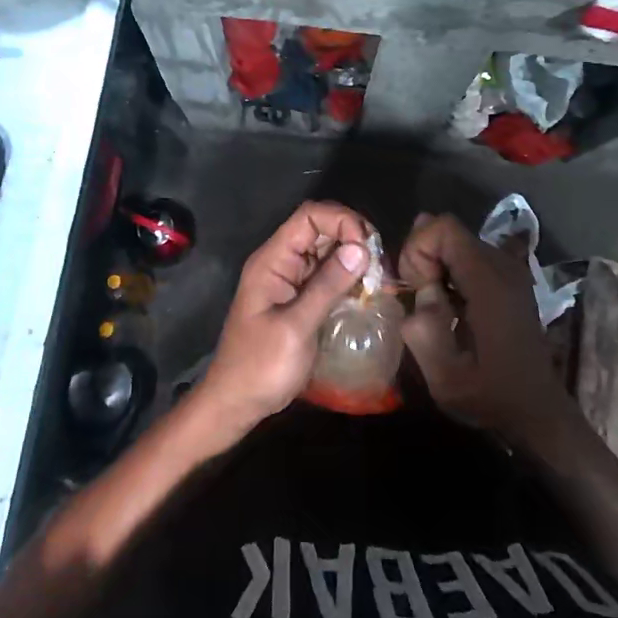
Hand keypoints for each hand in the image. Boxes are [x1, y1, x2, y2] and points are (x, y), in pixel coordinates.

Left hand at [196, 202, 372, 434]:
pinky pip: (326, 274)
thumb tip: (361, 249)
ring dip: (353, 256)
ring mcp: (290, 280)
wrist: (236, 401)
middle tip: (380, 263)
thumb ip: (327, 286)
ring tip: (378, 276)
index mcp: (272, 261)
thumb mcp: (296, 327)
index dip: (341, 220)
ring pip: (326, 250)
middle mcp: (280, 262)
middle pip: (319, 228)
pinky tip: (366, 289)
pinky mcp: (299, 298)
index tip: (368, 246)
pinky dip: (347, 276)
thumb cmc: (261, 366)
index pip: (308, 216)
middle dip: (352, 236)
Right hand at [398, 213, 565, 445]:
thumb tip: (418, 290)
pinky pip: (470, 256)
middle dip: (423, 257)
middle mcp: (504, 268)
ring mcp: (512, 272)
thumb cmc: (490, 397)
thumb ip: (422, 330)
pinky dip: (451, 269)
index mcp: (489, 285)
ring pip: (458, 242)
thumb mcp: (444, 377)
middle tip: (420, 298)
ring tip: (433, 304)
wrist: (537, 414)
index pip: (444, 228)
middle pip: (449, 232)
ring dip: (435, 264)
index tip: (416, 288)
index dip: (418, 248)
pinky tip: (450, 302)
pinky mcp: (512, 281)